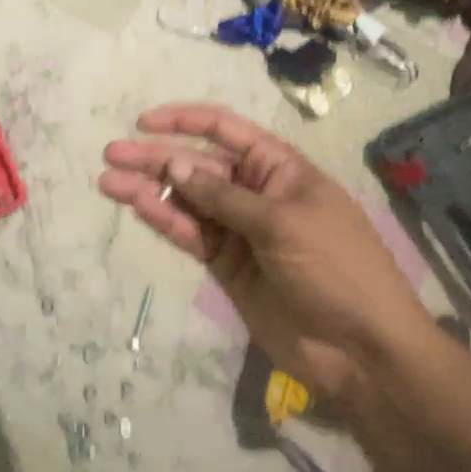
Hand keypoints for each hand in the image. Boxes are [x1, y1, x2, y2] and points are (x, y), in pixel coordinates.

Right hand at [98, 104, 432, 395]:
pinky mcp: (227, 265)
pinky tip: (136, 206)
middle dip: (155, 157)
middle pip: (197, 165)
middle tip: (111, 155)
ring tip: (108, 181)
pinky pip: (190, 234)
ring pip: (186, 200)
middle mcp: (254, 192)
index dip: (184, 121)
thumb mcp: (282, 221)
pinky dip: (163, 220)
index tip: (143, 121)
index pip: (225, 130)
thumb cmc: (336, 267)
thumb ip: (223, 195)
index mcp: (279, 168)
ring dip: (149, 189)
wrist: (362, 349)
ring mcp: (238, 229)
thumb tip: (174, 164)